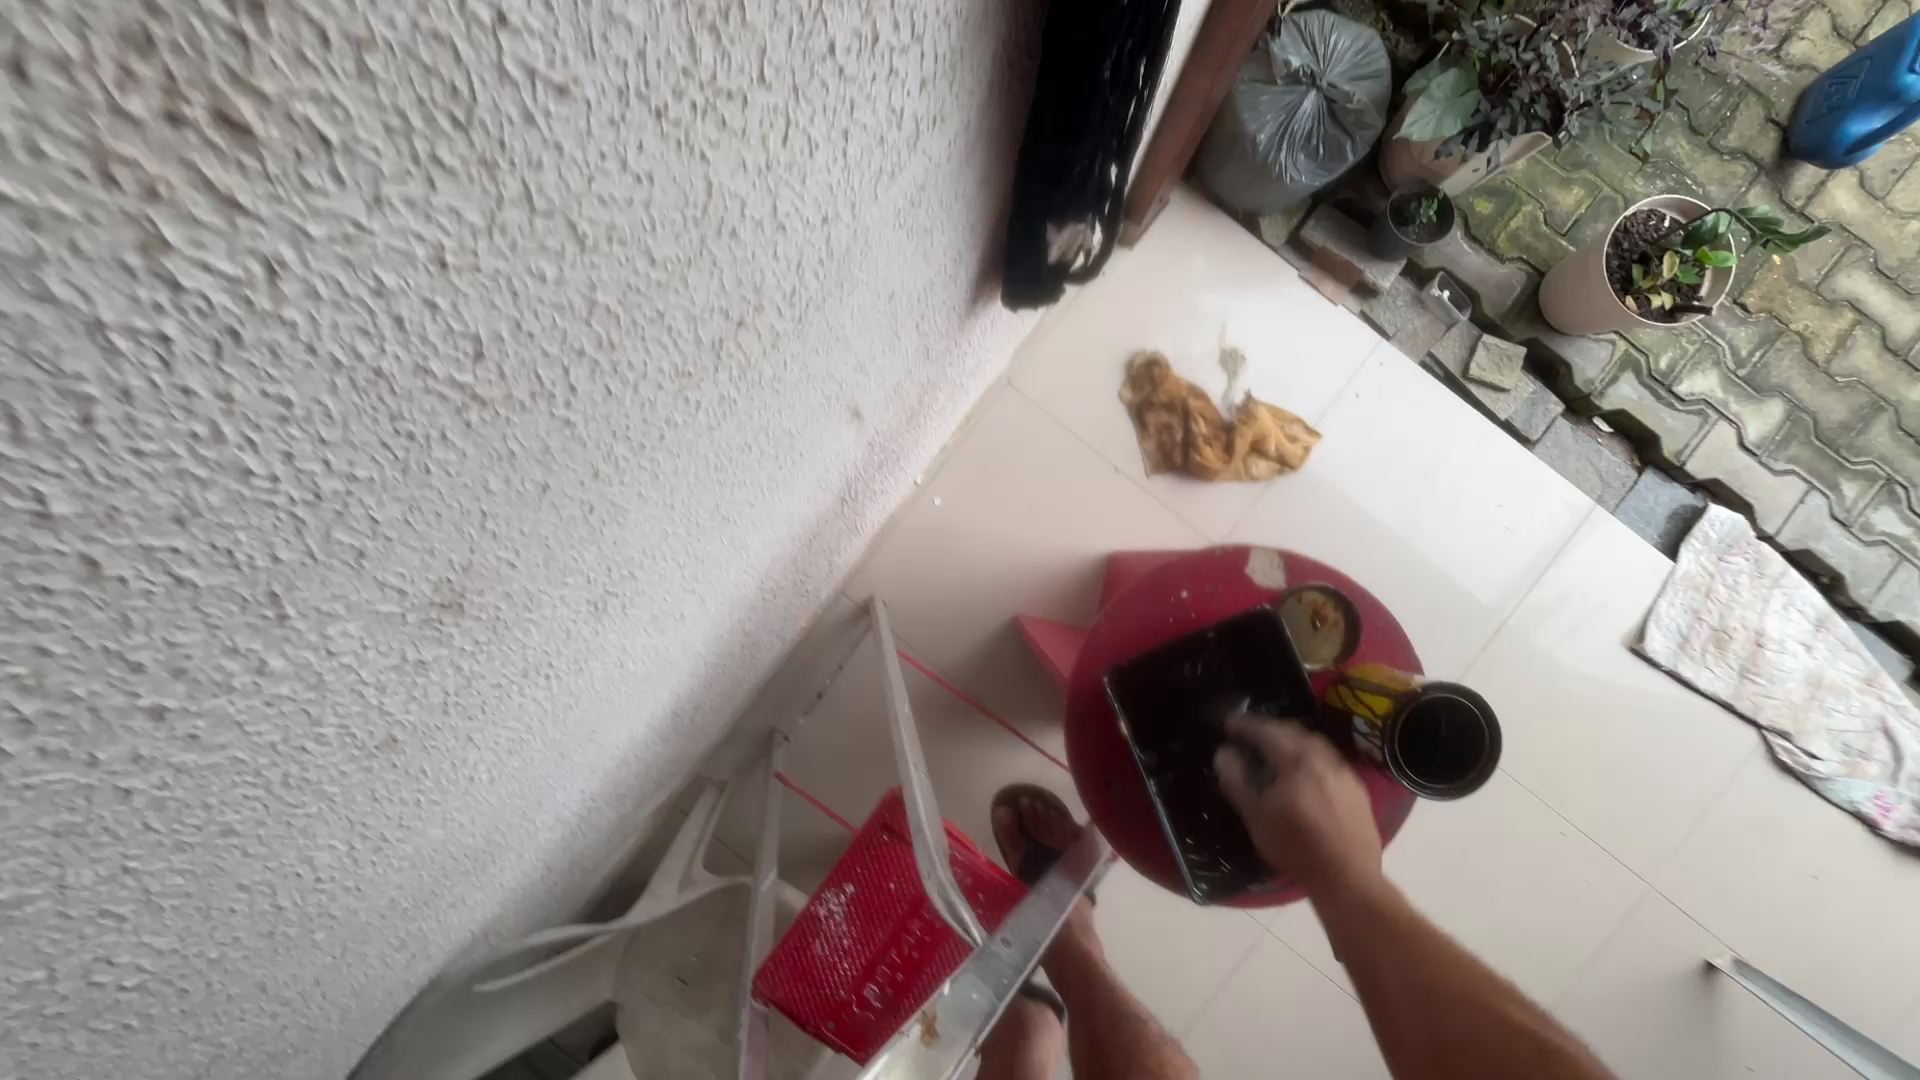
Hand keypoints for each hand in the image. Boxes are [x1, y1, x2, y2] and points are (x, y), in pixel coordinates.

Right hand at [1214, 713, 1383, 898]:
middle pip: (1292, 730)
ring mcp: (1344, 772)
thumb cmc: (1296, 849)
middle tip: (1247, 733)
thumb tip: (1223, 753)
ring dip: (1289, 739)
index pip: (1266, 731)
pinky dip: (1308, 755)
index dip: (1244, 724)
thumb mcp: (1256, 817)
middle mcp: (1324, 758)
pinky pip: (1327, 759)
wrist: (1348, 880)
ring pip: (1313, 743)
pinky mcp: (1357, 788)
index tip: (1228, 723)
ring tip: (1273, 749)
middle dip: (1268, 727)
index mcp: (1297, 761)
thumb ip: (1236, 780)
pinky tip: (1301, 772)